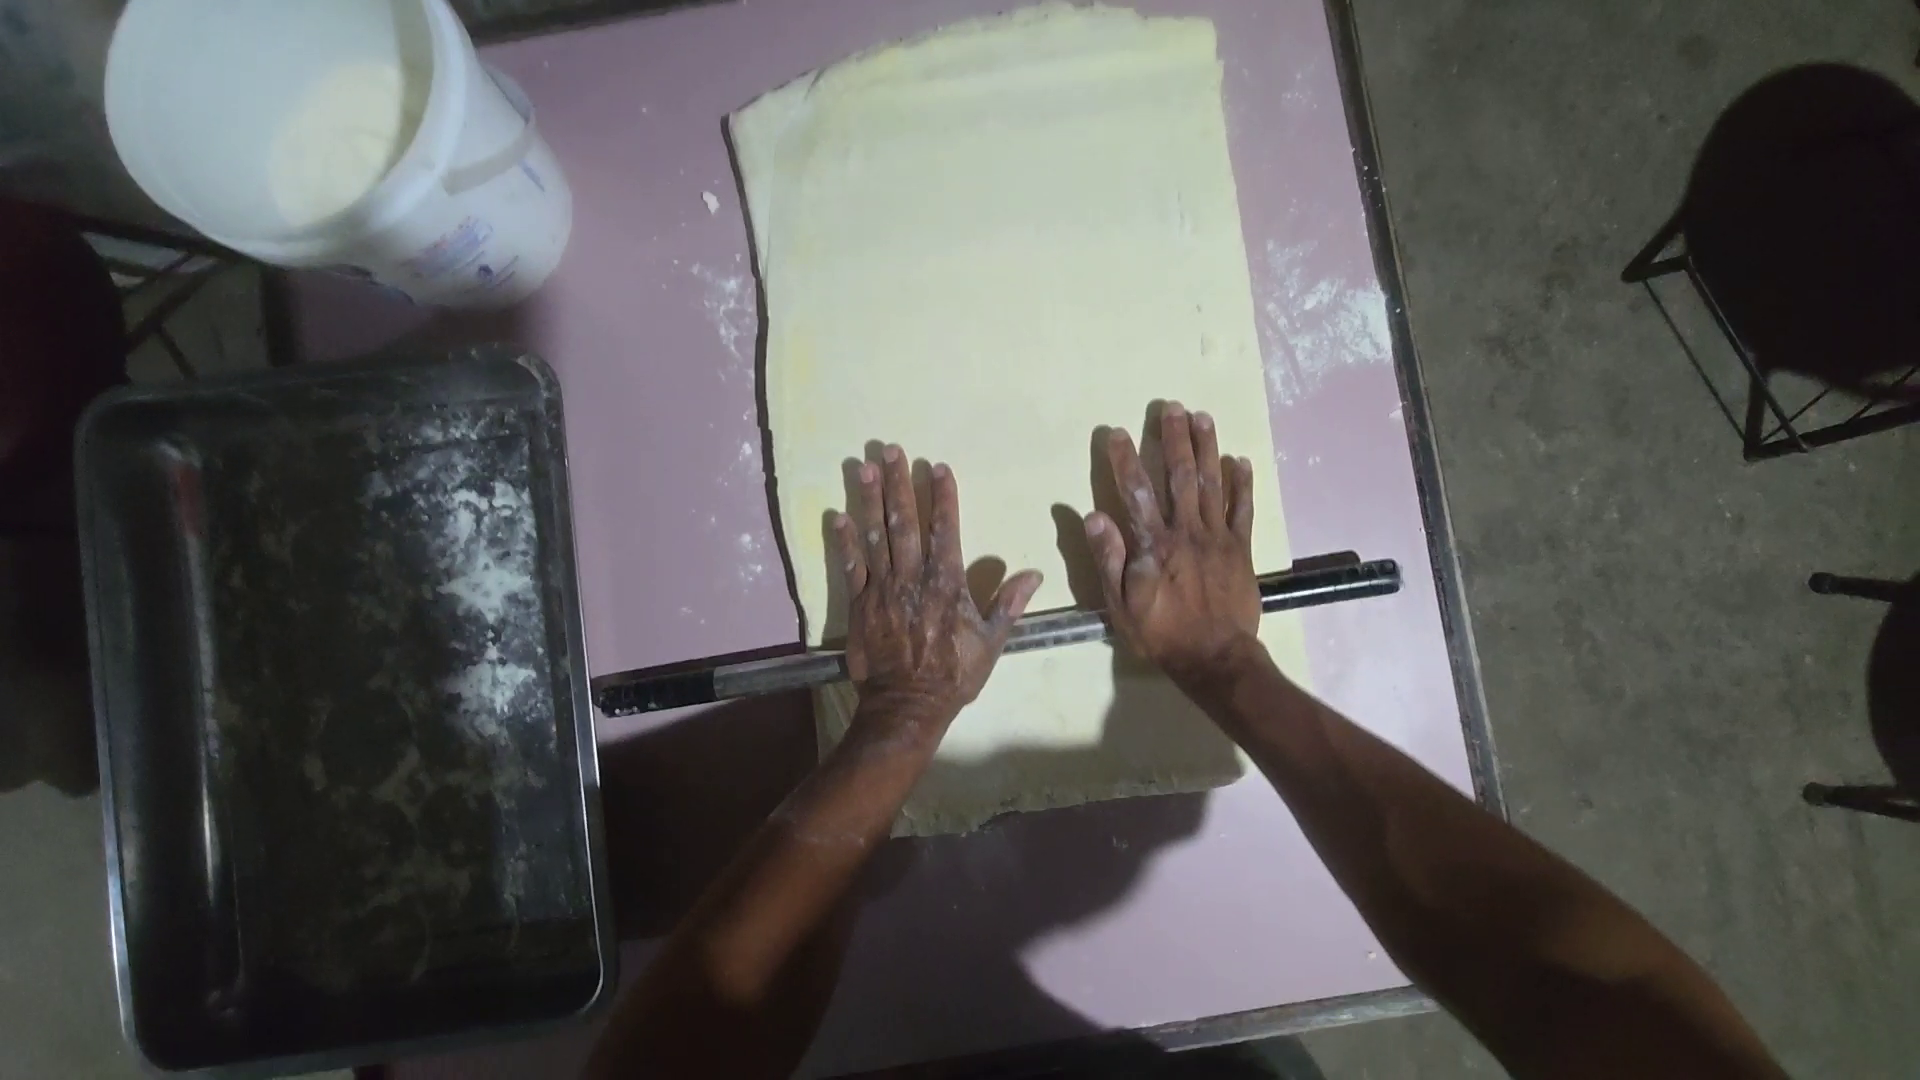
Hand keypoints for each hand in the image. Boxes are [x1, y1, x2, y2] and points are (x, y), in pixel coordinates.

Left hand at [833, 446, 1042, 724]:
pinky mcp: (860, 605)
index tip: (937, 467)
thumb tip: (1035, 574)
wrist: (908, 705)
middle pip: (905, 523)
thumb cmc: (954, 674)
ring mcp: (883, 590)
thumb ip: (1009, 603)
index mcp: (947, 584)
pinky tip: (838, 514)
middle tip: (892, 450)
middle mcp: (913, 579)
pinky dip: (844, 541)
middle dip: (900, 484)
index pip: (945, 530)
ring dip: (871, 500)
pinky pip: (851, 567)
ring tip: (866, 467)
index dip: (942, 497)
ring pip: (876, 537)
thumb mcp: (992, 642)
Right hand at [1082, 403, 1260, 689]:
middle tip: (1170, 407)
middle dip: (1173, 439)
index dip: (1124, 460)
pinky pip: (1243, 510)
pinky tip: (1239, 460)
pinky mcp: (1241, 549)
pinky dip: (1242, 484)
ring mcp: (1218, 538)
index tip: (1116, 433)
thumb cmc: (1161, 633)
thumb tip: (1093, 515)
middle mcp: (1186, 532)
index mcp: (1154, 544)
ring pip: (1212, 484)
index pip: (1136, 493)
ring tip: (1201, 417)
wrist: (1215, 658)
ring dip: (1206, 448)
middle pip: (1179, 477)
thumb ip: (1109, 558)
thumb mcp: (1121, 604)